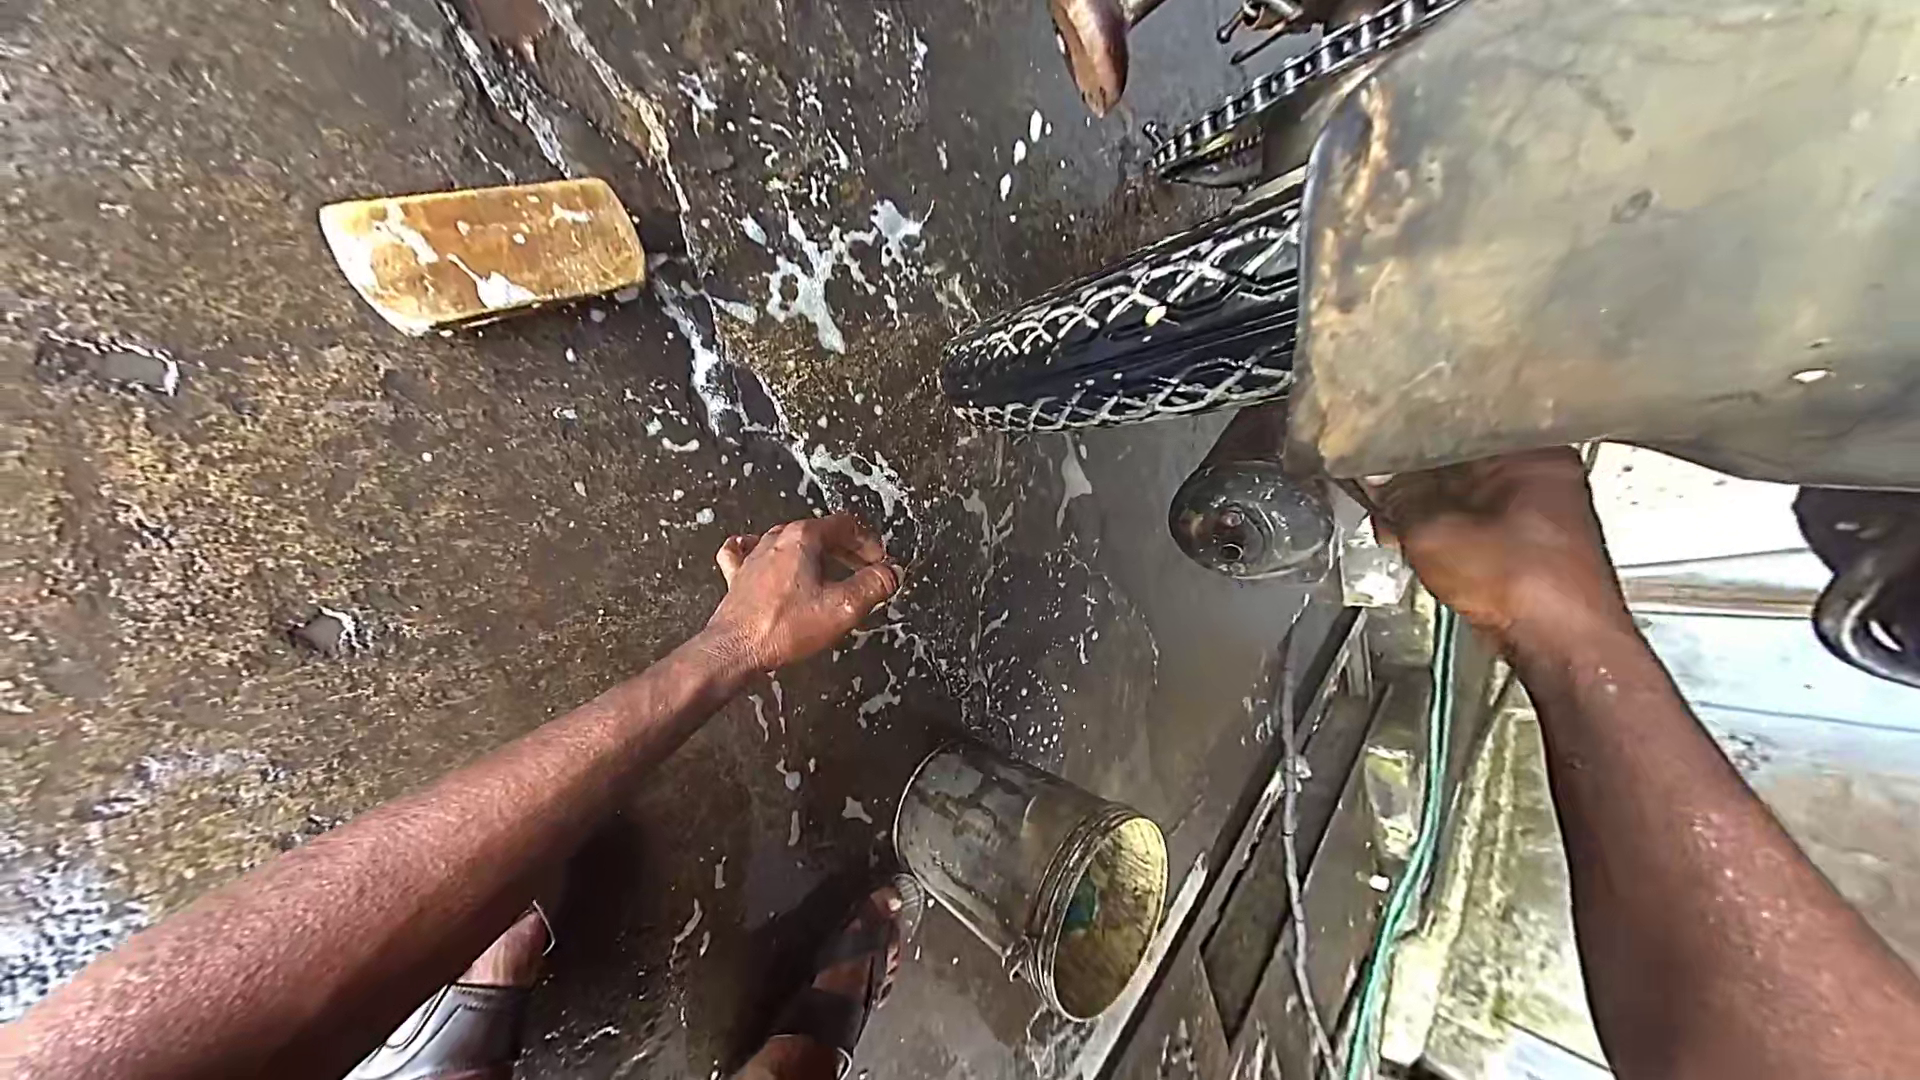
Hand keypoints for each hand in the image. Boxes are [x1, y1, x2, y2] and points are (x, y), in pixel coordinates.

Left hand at [698, 514, 901, 675]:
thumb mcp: (844, 607)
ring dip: (816, 554)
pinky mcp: (739, 576)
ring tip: (831, 571)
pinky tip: (768, 559)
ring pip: (791, 541)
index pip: (846, 525)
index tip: (879, 561)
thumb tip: (891, 572)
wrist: (735, 650)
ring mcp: (754, 556)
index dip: (869, 542)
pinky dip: (767, 554)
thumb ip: (874, 585)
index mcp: (804, 538)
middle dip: (848, 549)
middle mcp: (777, 539)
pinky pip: (750, 551)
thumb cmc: (784, 627)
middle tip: (865, 569)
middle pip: (820, 532)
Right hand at [1369, 448, 1628, 641]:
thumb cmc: (1521, 582)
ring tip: (1395, 527)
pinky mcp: (1523, 540)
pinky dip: (1440, 528)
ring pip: (1459, 494)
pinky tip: (1417, 543)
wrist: (1557, 640)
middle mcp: (1540, 476)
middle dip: (1409, 483)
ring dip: (1421, 510)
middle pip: (1454, 464)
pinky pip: (1469, 520)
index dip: (1404, 448)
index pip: (1451, 434)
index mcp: (1531, 456)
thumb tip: (1373, 476)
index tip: (1373, 461)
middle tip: (1380, 500)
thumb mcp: (1433, 530)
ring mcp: (1534, 510)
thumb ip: (1398, 498)